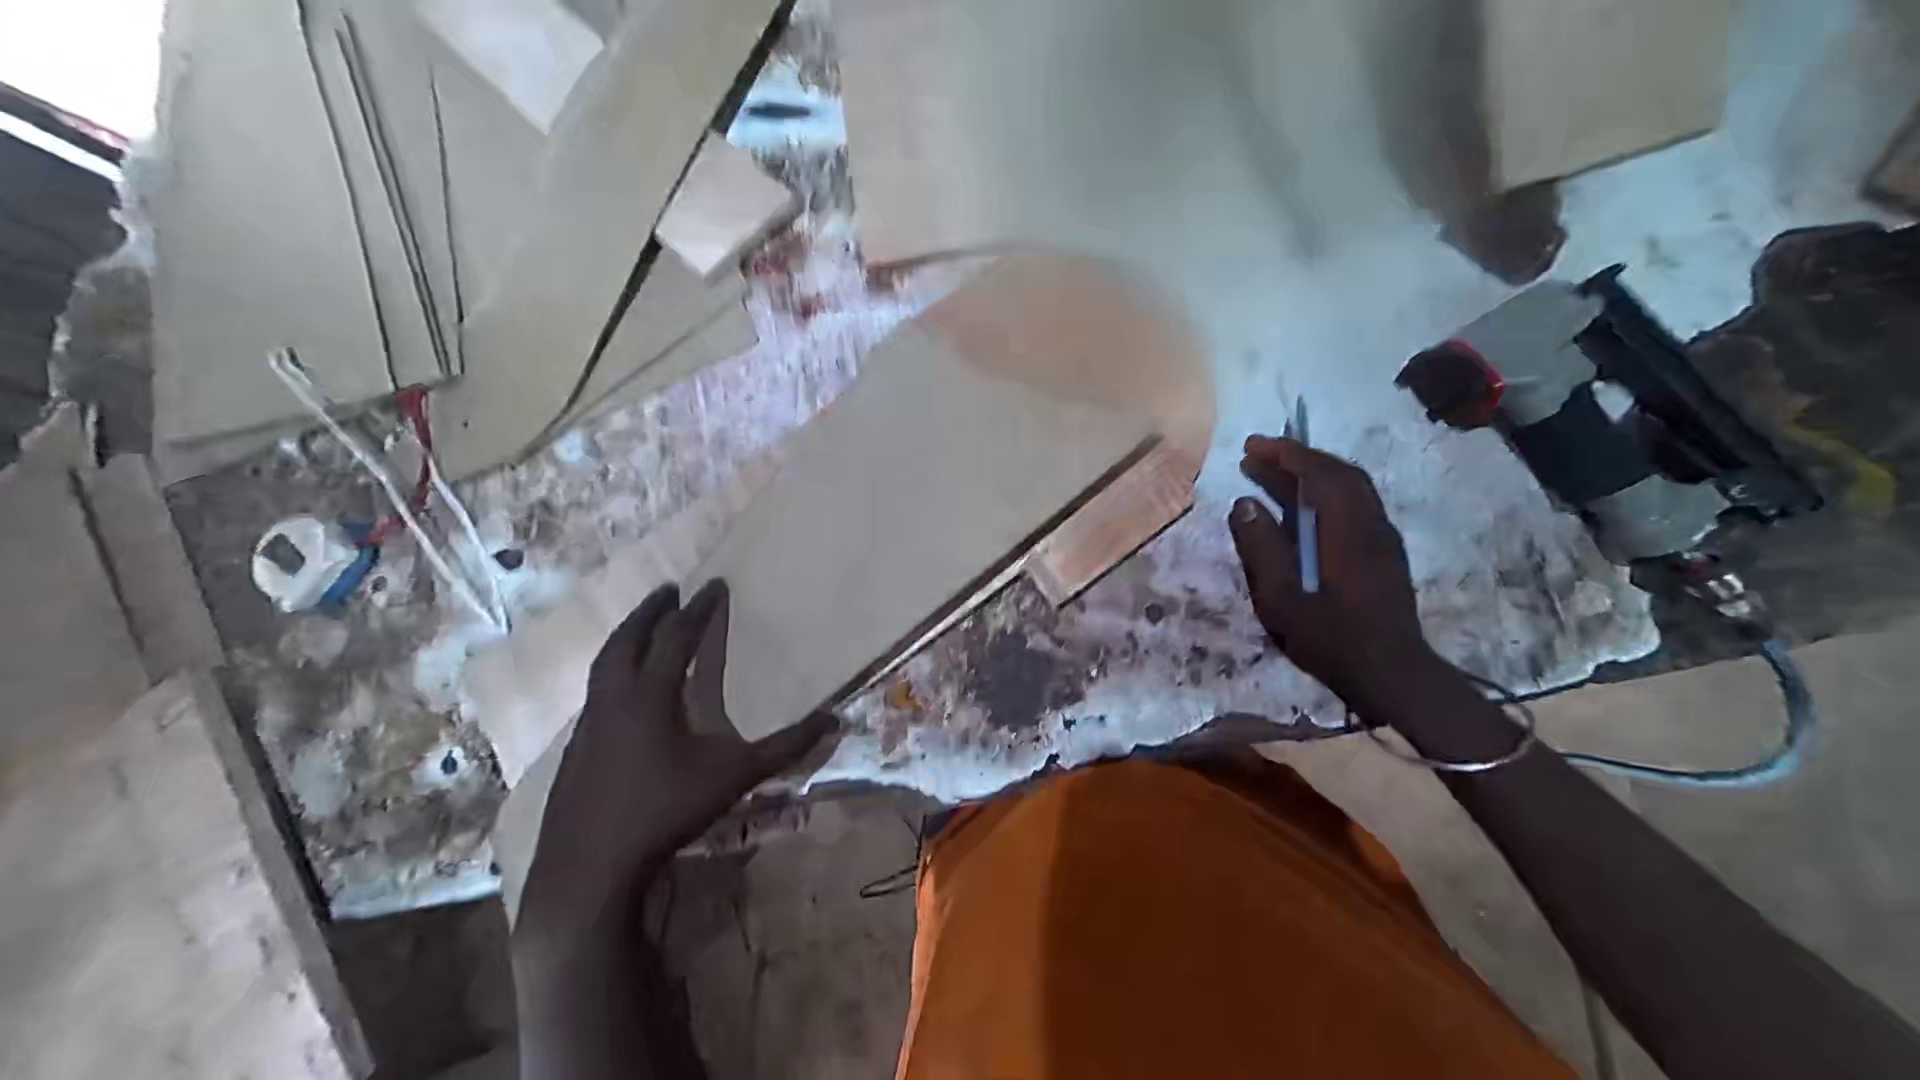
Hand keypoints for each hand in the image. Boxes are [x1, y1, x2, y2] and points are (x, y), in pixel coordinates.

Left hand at [518, 581, 837, 936]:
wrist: (590, 867)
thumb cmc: (666, 811)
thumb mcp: (736, 775)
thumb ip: (786, 746)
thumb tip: (835, 719)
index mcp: (651, 695)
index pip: (677, 637)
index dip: (698, 609)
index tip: (713, 585)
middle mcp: (614, 698)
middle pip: (629, 639)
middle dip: (650, 611)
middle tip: (669, 590)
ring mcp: (588, 724)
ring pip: (604, 664)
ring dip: (626, 637)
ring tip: (643, 626)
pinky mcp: (575, 748)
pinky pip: (595, 692)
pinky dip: (613, 672)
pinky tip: (624, 690)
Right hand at [1228, 435, 1432, 707]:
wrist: (1392, 673)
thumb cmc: (1330, 637)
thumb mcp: (1282, 597)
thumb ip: (1262, 547)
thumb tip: (1244, 504)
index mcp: (1346, 530)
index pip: (1319, 475)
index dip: (1286, 455)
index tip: (1253, 446)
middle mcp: (1371, 524)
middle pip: (1339, 473)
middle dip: (1298, 457)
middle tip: (1258, 454)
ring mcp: (1383, 538)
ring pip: (1352, 487)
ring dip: (1314, 472)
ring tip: (1277, 473)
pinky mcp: (1385, 553)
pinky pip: (1357, 503)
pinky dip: (1327, 490)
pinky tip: (1306, 506)